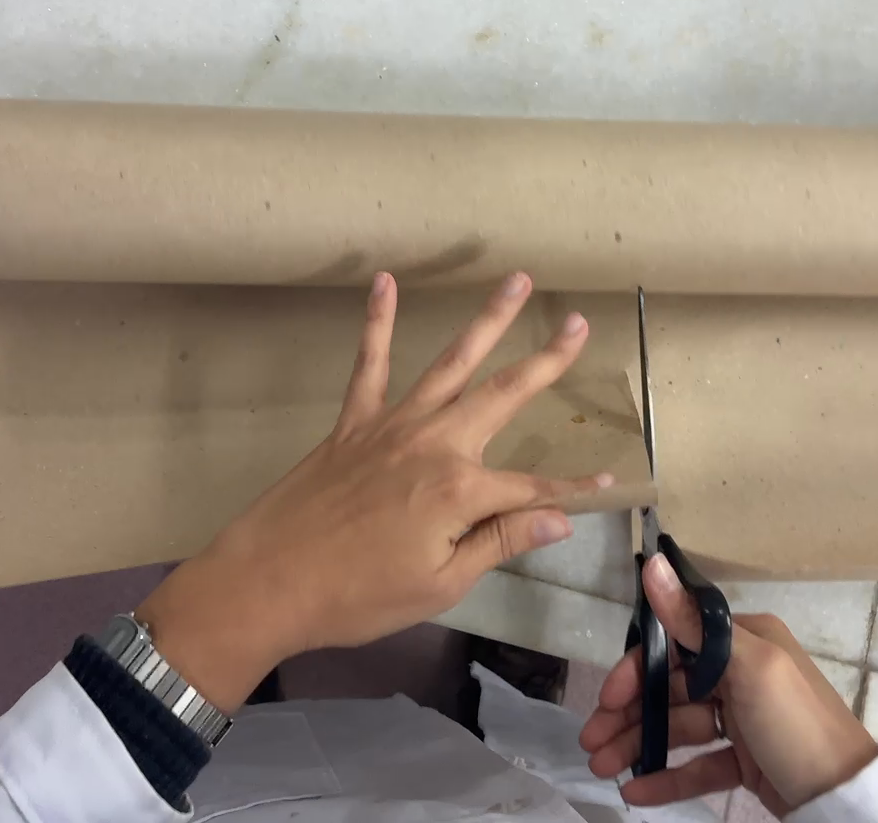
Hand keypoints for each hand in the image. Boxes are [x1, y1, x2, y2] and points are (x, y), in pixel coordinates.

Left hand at [137, 271, 613, 710]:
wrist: (268, 581)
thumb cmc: (360, 595)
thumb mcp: (441, 584)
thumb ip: (499, 541)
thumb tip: (562, 519)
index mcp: (461, 489)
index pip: (533, 489)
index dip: (572, 491)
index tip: (610, 485)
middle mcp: (436, 441)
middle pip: (504, 395)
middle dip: (547, 361)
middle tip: (577, 323)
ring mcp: (393, 423)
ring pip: (450, 363)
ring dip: (487, 321)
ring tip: (515, 282)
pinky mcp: (355, 419)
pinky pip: (370, 363)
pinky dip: (378, 321)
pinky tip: (384, 282)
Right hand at [580, 557, 877, 814]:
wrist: (853, 808)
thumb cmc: (796, 726)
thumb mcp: (746, 667)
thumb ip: (690, 620)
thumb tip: (652, 562)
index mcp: (742, 640)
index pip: (673, 645)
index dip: (635, 671)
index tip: (606, 697)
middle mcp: (740, 672)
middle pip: (670, 688)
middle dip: (628, 714)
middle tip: (590, 741)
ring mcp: (743, 718)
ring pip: (678, 727)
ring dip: (639, 745)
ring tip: (603, 768)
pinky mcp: (747, 761)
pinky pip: (699, 764)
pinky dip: (668, 776)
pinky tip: (637, 790)